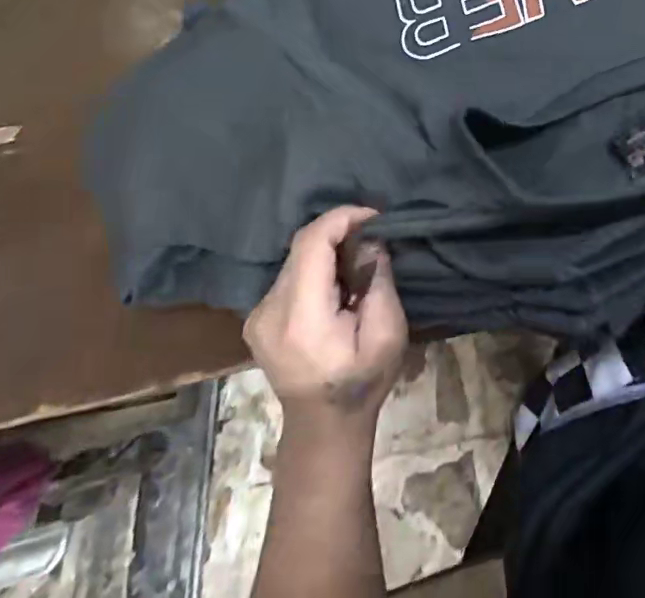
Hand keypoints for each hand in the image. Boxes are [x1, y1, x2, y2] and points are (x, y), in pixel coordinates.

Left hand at [244, 206, 407, 435]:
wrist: (323, 428)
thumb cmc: (361, 384)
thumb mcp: (387, 335)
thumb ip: (378, 283)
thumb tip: (370, 242)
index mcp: (301, 317)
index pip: (310, 244)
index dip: (341, 219)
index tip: (373, 215)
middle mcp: (269, 310)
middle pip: (301, 248)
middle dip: (338, 235)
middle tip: (371, 240)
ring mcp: (257, 315)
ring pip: (294, 261)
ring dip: (326, 253)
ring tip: (356, 268)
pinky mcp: (256, 319)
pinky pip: (288, 277)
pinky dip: (314, 270)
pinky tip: (335, 289)